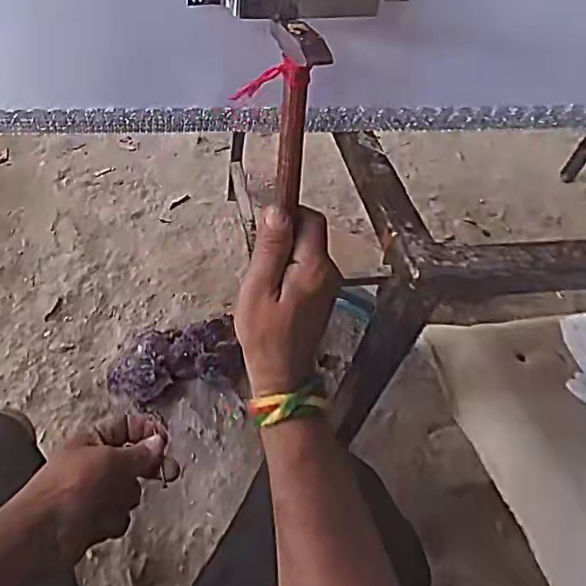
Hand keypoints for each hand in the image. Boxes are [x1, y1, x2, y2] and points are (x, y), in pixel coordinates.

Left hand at [8, 415, 179, 570]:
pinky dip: (112, 520)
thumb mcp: (108, 460)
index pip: (127, 428)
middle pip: (133, 462)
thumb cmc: (67, 488)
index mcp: (92, 440)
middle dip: (147, 468)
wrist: (43, 533)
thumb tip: (157, 443)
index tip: (165, 442)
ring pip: (128, 492)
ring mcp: (95, 493)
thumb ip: (138, 453)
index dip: (147, 433)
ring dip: (123, 499)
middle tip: (168, 473)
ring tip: (107, 501)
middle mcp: (94, 464)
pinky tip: (98, 522)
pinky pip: (119, 516)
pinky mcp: (95, 519)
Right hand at [235, 204, 341, 397]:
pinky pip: (305, 265)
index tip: (263, 224)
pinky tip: (271, 287)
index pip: (309, 218)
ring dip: (283, 251)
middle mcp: (329, 271)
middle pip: (310, 231)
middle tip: (257, 257)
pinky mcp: (322, 293)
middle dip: (282, 233)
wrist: (282, 375)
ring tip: (261, 277)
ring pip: (306, 248)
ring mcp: (328, 283)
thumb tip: (277, 210)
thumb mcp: (258, 287)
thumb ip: (270, 248)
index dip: (287, 212)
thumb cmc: (264, 335)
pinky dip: (287, 266)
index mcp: (314, 266)